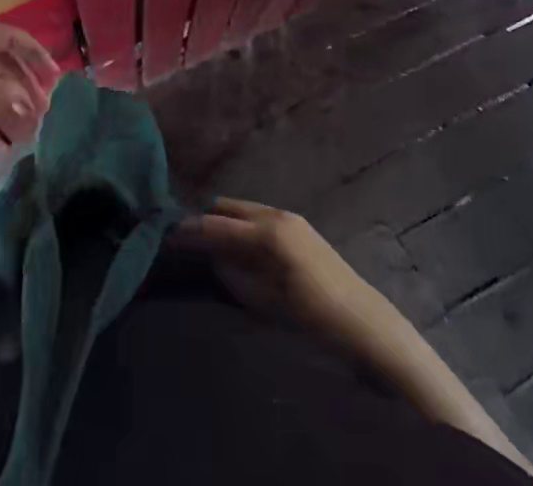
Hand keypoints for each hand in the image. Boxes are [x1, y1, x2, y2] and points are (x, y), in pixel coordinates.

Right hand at [175, 197, 364, 329]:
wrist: (367, 325)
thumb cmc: (312, 316)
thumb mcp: (262, 299)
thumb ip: (231, 271)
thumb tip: (211, 255)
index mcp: (267, 232)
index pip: (215, 224)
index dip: (187, 230)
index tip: (165, 236)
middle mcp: (276, 216)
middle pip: (226, 207)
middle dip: (204, 220)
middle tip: (186, 240)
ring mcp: (290, 219)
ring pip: (242, 210)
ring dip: (223, 223)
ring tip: (208, 245)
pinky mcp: (299, 228)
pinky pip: (258, 218)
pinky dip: (241, 227)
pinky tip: (238, 248)